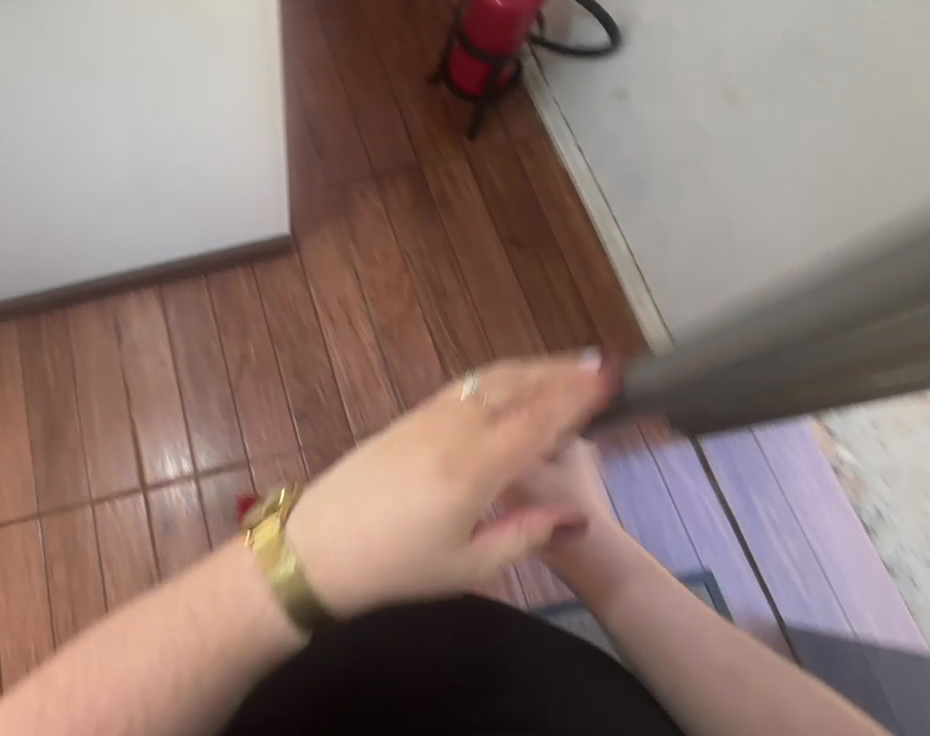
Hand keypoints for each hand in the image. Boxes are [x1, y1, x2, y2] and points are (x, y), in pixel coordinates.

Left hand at [282, 352, 614, 616]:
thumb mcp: (470, 566)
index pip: (536, 421)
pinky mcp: (407, 417)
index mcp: (472, 468)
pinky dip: (496, 379)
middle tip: (599, 363)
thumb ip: (525, 533)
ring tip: (564, 368)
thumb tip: (574, 517)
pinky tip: (510, 384)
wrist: (320, 545)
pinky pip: (463, 388)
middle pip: (513, 387)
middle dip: (558, 372)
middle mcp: (451, 430)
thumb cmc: (398, 565)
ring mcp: (425, 418)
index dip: (576, 397)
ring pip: (486, 381)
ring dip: (528, 370)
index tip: (609, 376)